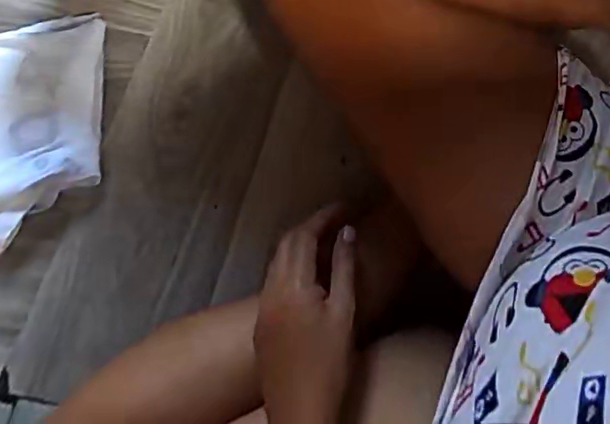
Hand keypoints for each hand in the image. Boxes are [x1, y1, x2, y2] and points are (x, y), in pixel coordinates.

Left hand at [254, 205, 356, 423]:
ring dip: (301, 244)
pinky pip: (275, 281)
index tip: (348, 206)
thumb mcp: (345, 310)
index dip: (324, 216)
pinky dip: (294, 264)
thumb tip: (347, 230)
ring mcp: (262, 313)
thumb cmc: (330, 363)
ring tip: (331, 238)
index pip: (302, 237)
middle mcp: (269, 296)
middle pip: (285, 246)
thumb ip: (344, 266)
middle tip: (341, 217)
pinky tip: (315, 270)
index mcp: (290, 290)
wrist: (300, 415)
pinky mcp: (262, 328)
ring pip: (277, 262)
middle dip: (311, 226)